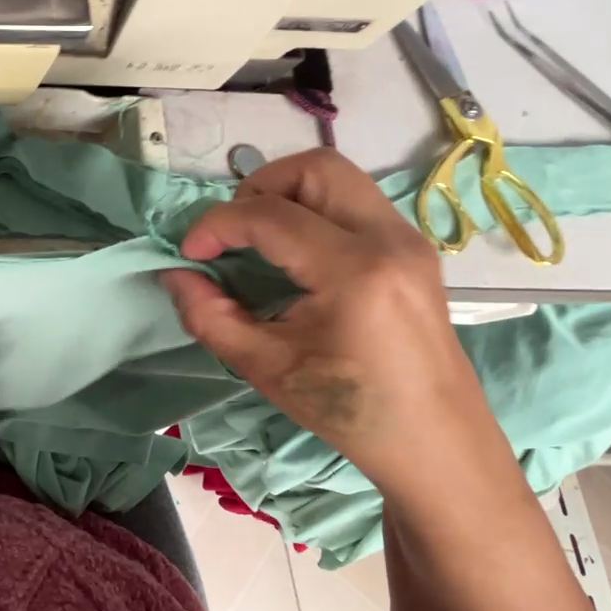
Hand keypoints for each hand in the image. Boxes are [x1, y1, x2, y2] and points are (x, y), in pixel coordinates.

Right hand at [161, 149, 499, 490]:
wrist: (436, 443)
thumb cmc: (348, 410)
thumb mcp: (263, 367)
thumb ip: (207, 314)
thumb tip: (174, 272)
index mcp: (354, 271)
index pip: (268, 214)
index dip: (215, 225)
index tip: (188, 255)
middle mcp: (388, 239)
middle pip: (314, 168)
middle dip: (257, 190)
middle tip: (233, 236)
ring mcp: (407, 239)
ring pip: (336, 177)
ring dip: (285, 197)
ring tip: (258, 244)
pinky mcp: (411, 248)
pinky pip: (351, 202)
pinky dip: (310, 212)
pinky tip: (292, 259)